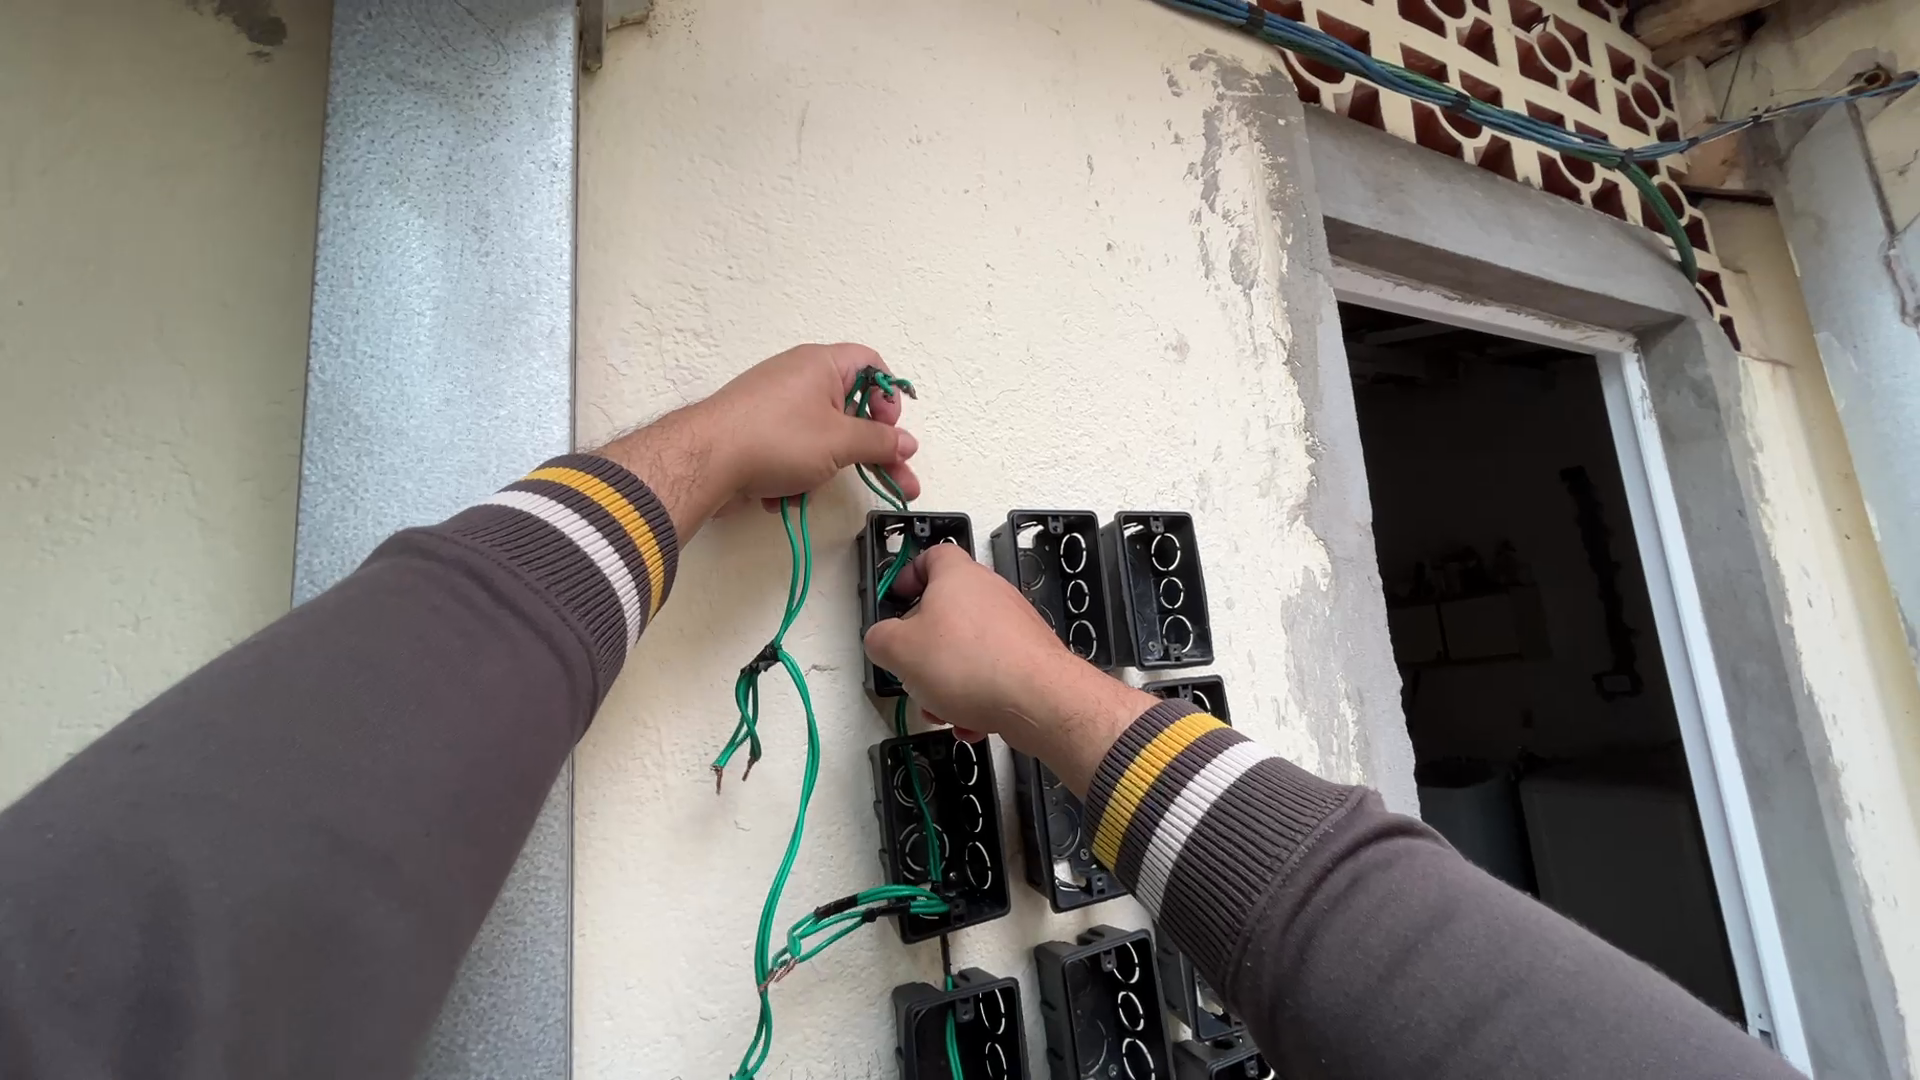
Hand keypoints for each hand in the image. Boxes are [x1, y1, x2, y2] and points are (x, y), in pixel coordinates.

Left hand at [597, 343, 919, 539]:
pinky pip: (792, 451)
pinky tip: (783, 495)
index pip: (872, 365)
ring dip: (825, 470)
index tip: (891, 428)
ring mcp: (776, 406)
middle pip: (850, 411)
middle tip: (896, 480)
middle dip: (870, 451)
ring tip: (811, 492)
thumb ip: (880, 442)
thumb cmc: (779, 439)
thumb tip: (908, 443)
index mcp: (822, 364)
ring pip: (821, 439)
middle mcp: (800, 377)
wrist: (705, 461)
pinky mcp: (757, 433)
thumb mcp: (840, 441)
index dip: (890, 396)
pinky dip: (794, 475)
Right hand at [862, 545, 1156, 795]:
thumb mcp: (899, 650)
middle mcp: (990, 592)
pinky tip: (971, 722)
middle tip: (914, 669)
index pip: (932, 555)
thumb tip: (880, 639)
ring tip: (942, 709)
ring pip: (968, 650)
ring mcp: (1014, 624)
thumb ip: (880, 639)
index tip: (898, 598)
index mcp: (957, 576)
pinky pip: (992, 672)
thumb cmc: (970, 664)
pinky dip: (977, 696)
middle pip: (947, 611)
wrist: (1037, 699)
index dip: (910, 575)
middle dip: (925, 648)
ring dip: (948, 681)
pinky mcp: (1030, 656)